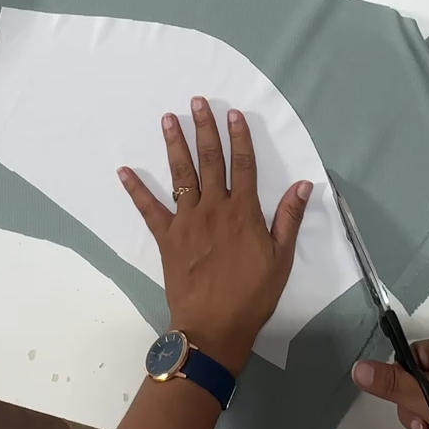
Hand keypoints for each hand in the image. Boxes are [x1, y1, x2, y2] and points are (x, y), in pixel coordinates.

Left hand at [119, 97, 311, 375]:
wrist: (214, 327)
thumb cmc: (252, 294)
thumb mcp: (281, 258)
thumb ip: (289, 218)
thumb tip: (304, 183)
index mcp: (243, 211)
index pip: (243, 164)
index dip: (239, 137)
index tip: (233, 113)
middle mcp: (214, 207)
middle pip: (209, 159)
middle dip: (204, 128)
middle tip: (196, 102)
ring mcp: (187, 220)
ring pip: (180, 174)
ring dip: (174, 144)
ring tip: (167, 119)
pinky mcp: (167, 237)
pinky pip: (148, 209)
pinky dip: (136, 189)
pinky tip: (124, 170)